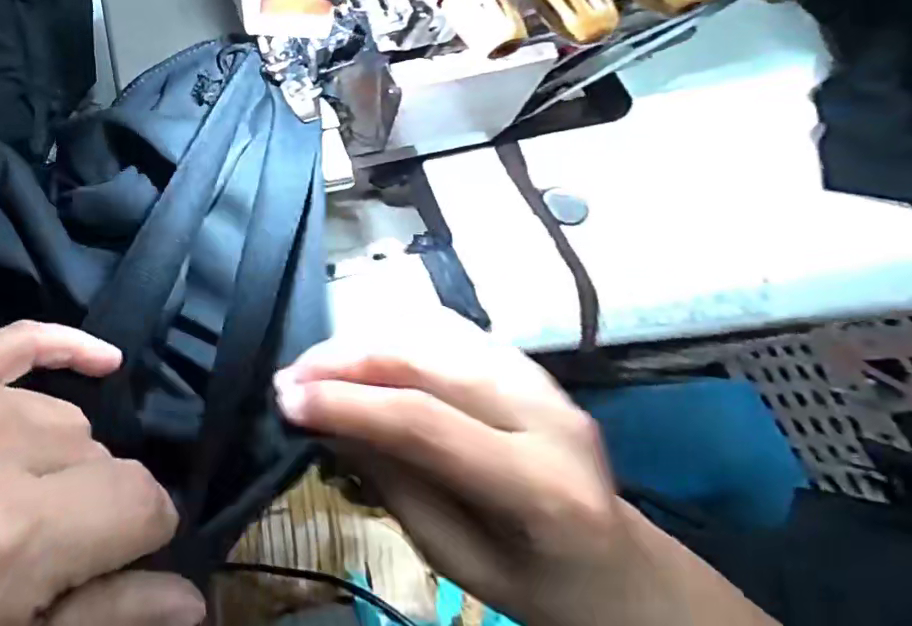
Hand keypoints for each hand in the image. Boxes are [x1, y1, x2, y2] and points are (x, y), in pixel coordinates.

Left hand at [0, 321, 204, 625]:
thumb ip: (103, 622)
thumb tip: (194, 598)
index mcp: (6, 536)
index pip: (140, 501)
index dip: (146, 536)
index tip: (125, 559)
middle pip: (101, 453)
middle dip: (94, 504)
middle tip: (48, 547)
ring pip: (66, 412)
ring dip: (61, 458)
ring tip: (17, 500)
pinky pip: (20, 336)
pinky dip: (66, 346)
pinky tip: (102, 359)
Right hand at [274, 306, 775, 625]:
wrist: (625, 571)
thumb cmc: (538, 584)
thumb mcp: (457, 558)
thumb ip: (392, 483)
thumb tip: (324, 421)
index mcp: (540, 486)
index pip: (425, 422)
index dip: (347, 403)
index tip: (286, 399)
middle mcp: (545, 414)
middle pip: (421, 360)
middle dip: (341, 361)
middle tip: (288, 378)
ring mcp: (538, 377)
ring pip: (426, 331)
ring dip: (359, 342)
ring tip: (315, 366)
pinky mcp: (523, 359)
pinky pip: (443, 327)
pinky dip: (390, 332)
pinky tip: (360, 353)